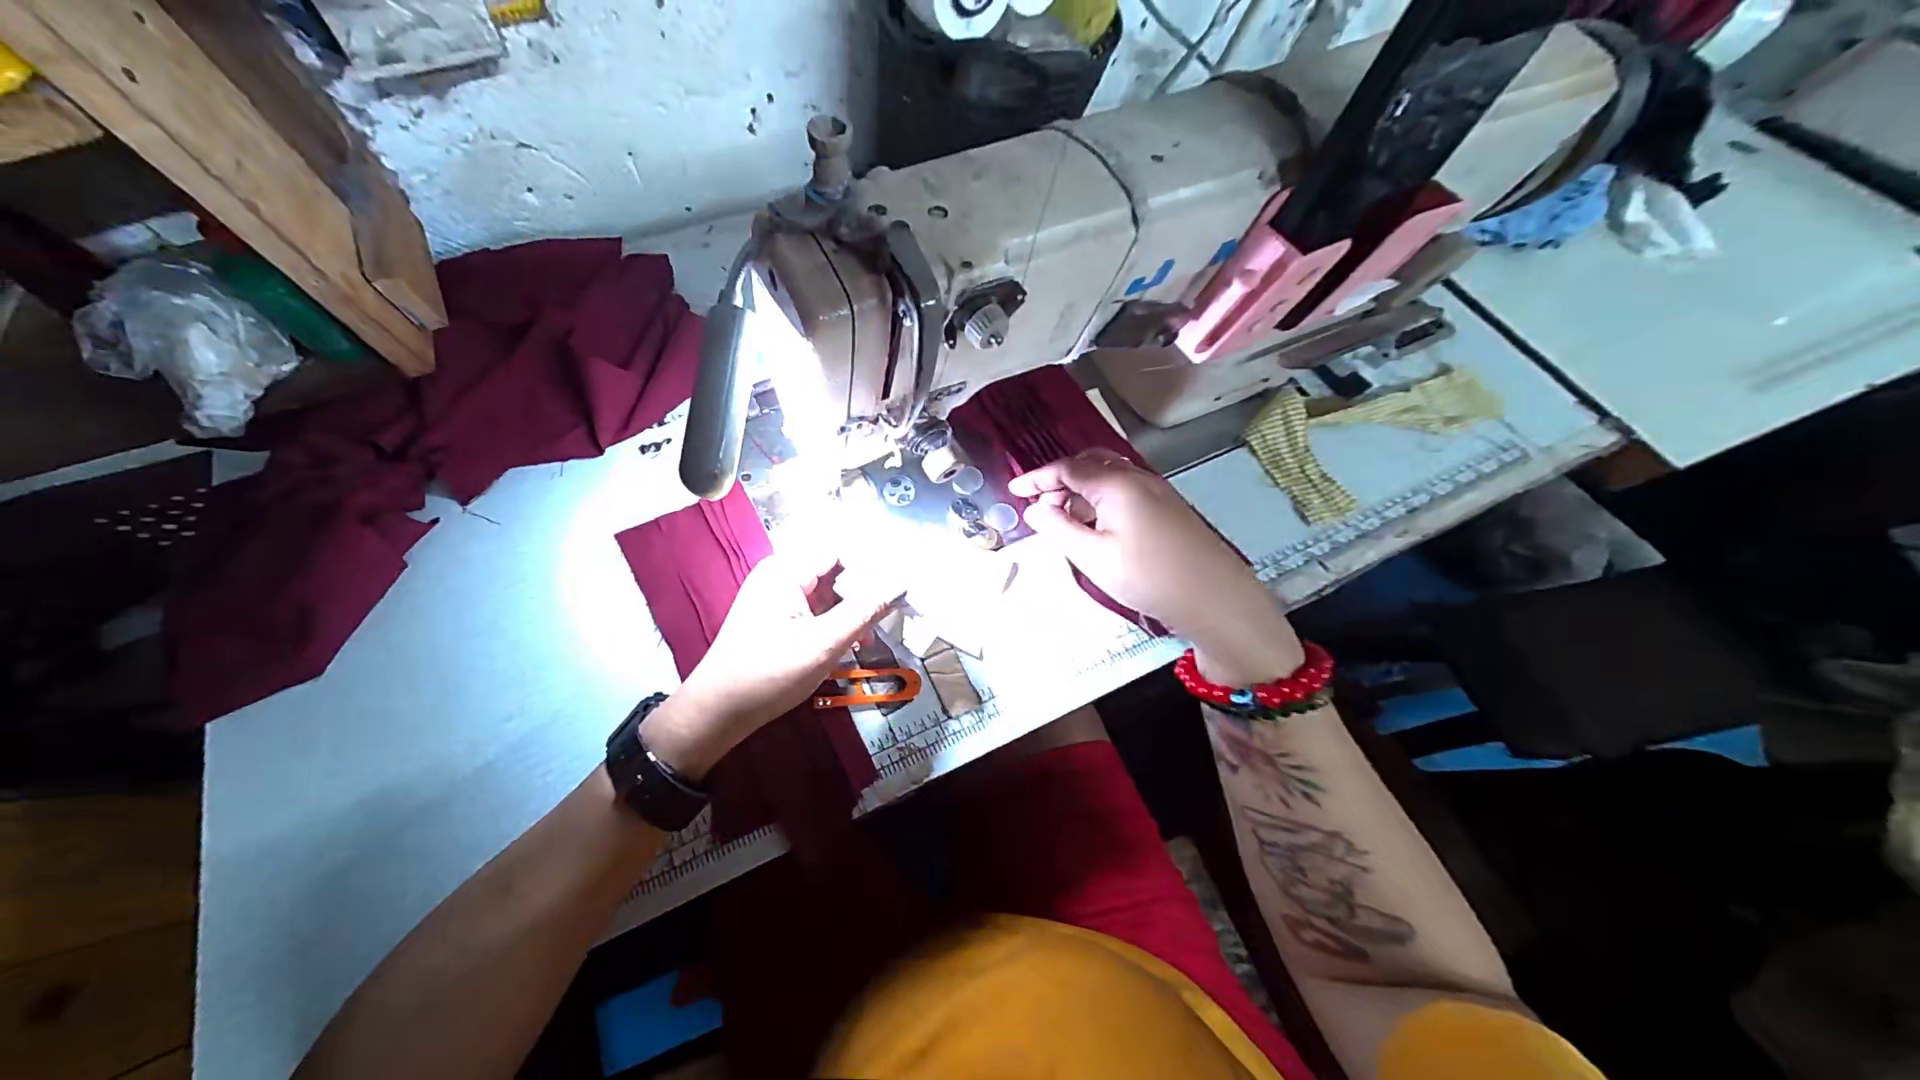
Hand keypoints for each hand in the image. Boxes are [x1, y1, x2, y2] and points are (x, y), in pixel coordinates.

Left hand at [641, 551, 897, 780]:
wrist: (719, 712)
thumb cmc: (768, 674)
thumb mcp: (823, 643)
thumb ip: (864, 610)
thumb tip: (900, 583)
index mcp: (785, 570)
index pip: (841, 549)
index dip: (873, 565)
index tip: (900, 587)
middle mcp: (781, 575)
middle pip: (836, 569)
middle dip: (865, 590)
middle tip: (891, 614)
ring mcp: (779, 596)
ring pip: (830, 591)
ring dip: (853, 611)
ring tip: (869, 638)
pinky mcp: (779, 617)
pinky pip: (818, 608)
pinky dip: (837, 622)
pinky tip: (851, 644)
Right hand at [1008, 449, 1303, 685]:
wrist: (1214, 598)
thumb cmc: (1148, 577)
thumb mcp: (1093, 557)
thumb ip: (1059, 529)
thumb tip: (1034, 510)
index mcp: (1117, 484)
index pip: (1068, 468)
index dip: (1037, 478)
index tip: (1014, 490)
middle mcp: (1138, 479)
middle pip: (1091, 464)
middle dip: (1061, 479)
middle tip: (1041, 504)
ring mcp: (1156, 492)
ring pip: (1109, 477)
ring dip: (1081, 490)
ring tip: (1063, 519)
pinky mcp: (1167, 509)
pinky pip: (1125, 491)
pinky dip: (1100, 499)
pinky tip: (1095, 527)